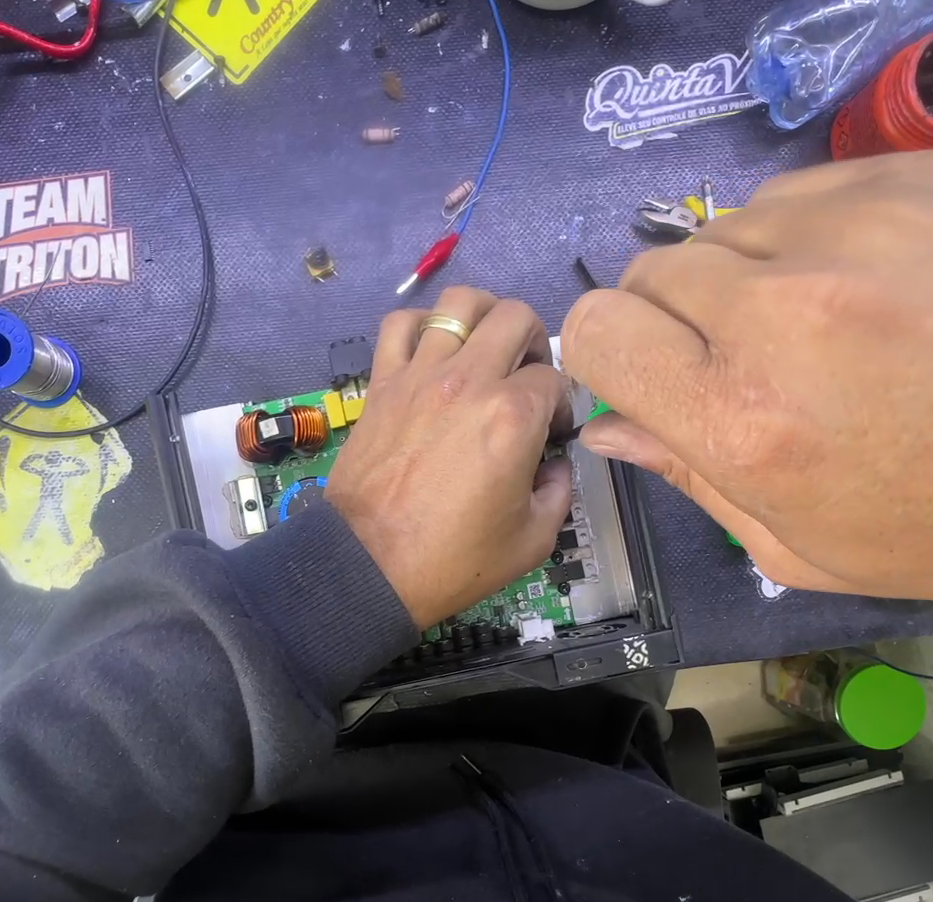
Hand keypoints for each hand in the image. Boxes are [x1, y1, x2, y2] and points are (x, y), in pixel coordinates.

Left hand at [328, 287, 573, 627]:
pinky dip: (420, 325)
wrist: (371, 567)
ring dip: (483, 316)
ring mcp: (420, 375)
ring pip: (459, 304)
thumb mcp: (534, 539)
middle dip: (534, 343)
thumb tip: (554, 463)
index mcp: (513, 415)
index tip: (552, 430)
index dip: (562, 403)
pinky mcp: (383, 384)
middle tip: (526, 378)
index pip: (555, 379)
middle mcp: (469, 379)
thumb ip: (559, 490)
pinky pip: (399, 325)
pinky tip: (432, 350)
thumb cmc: (454, 560)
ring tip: (484, 349)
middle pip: (515, 317)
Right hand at [560, 152, 932, 651]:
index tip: (647, 379)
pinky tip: (866, 278)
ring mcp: (850, 227)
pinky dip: (798, 236)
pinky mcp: (913, 173)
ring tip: (815, 321)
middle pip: (646, 275)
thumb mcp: (797, 546)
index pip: (595, 331)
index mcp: (740, 418)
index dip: (605, 357)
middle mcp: (778, 310)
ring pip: (717, 230)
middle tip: (738, 361)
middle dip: (669, 322)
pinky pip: (792, 193)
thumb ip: (684, 476)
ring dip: (736, 277)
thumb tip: (606, 425)